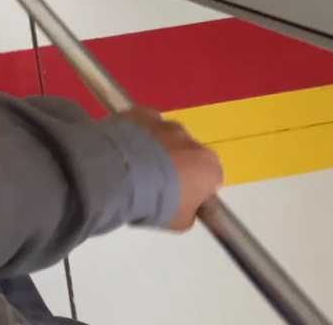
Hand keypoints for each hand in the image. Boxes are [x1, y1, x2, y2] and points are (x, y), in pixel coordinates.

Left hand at [121, 108, 222, 230]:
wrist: (121, 174)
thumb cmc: (158, 202)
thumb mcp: (182, 220)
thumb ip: (189, 209)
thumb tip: (184, 203)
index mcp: (208, 165)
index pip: (211, 177)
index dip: (198, 189)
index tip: (183, 197)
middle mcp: (189, 138)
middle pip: (187, 152)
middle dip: (176, 163)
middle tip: (156, 181)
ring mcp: (163, 121)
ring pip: (164, 135)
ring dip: (155, 146)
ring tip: (135, 164)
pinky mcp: (138, 112)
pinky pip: (142, 123)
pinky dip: (136, 132)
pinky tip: (124, 146)